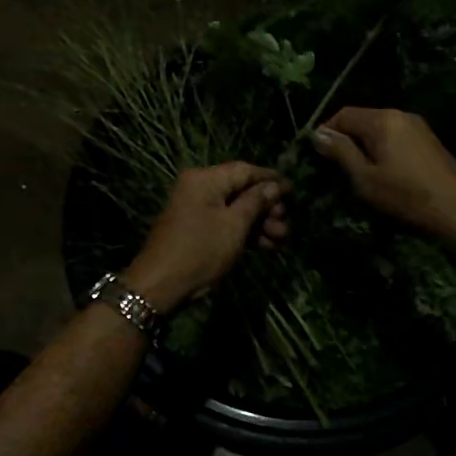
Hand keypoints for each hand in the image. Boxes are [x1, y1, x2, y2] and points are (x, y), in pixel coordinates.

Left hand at [125, 162, 289, 309]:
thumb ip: (256, 202)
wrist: (162, 285)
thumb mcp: (234, 225)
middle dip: (267, 207)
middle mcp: (199, 188)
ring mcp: (197, 209)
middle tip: (286, 223)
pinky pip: (225, 223)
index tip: (294, 190)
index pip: (245, 170)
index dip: (271, 180)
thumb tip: (274, 186)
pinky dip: (244, 232)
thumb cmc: (201, 250)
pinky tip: (267, 246)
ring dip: (259, 223)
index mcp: (205, 179)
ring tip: (282, 239)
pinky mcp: (197, 229)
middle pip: (241, 190)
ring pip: (235, 209)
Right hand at [312, 107, 455, 241]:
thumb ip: (340, 152)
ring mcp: (418, 126)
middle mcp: (400, 114)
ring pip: (380, 128)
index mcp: (382, 120)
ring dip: (365, 145)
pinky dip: (383, 149)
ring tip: (359, 172)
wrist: (455, 210)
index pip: (343, 114)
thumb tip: (317, 134)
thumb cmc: (403, 196)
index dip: (326, 132)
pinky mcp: (429, 141)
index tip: (317, 155)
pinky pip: (396, 137)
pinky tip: (384, 172)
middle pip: (362, 119)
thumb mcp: (363, 178)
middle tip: (336, 167)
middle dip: (346, 139)